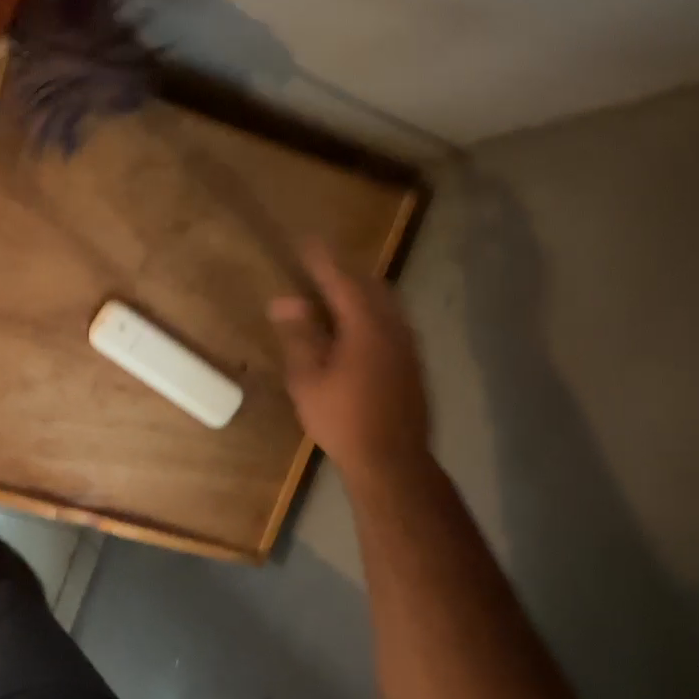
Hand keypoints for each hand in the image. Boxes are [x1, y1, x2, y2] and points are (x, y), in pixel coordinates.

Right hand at [269, 239, 429, 478]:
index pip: (341, 281)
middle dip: (344, 274)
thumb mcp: (308, 379)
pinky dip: (371, 316)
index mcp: (366, 326)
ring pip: (385, 306)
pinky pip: (392, 324)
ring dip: (360, 295)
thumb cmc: (342, 419)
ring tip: (335, 299)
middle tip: (319, 269)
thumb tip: (285, 301)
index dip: (321, 260)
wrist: (391, 458)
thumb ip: (299, 336)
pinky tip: (356, 333)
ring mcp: (409, 345)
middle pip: (370, 287)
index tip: (306, 240)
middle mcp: (394, 327)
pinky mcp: (413, 364)